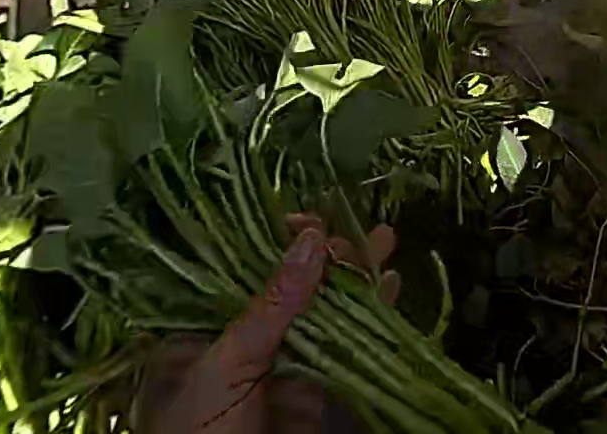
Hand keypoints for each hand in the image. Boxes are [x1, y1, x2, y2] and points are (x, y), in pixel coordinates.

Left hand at [146, 220, 399, 433]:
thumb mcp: (225, 367)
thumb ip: (273, 304)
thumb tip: (314, 237)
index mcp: (216, 324)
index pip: (253, 264)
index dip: (285, 238)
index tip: (314, 221)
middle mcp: (255, 334)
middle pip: (301, 279)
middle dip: (334, 251)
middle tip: (361, 230)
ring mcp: (290, 359)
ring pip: (330, 305)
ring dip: (360, 273)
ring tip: (386, 239)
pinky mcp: (320, 386)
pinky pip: (350, 341)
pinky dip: (373, 313)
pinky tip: (391, 285)